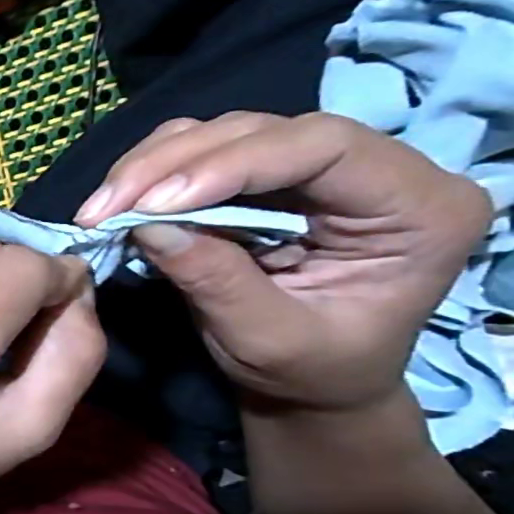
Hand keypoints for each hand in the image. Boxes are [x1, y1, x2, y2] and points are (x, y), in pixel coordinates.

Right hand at [77, 111, 489, 411]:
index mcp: (416, 208)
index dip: (230, 164)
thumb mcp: (269, 339)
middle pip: (259, 132)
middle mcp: (372, 170)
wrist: (309, 381)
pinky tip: (117, 203)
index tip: (149, 206)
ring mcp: (309, 167)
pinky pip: (193, 148)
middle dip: (168, 166)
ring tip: (97, 211)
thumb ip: (219, 282)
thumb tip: (147, 227)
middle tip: (100, 211)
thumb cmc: (310, 369)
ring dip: (145, 166)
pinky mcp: (258, 172)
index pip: (322, 148)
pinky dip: (144, 171)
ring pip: (216, 133)